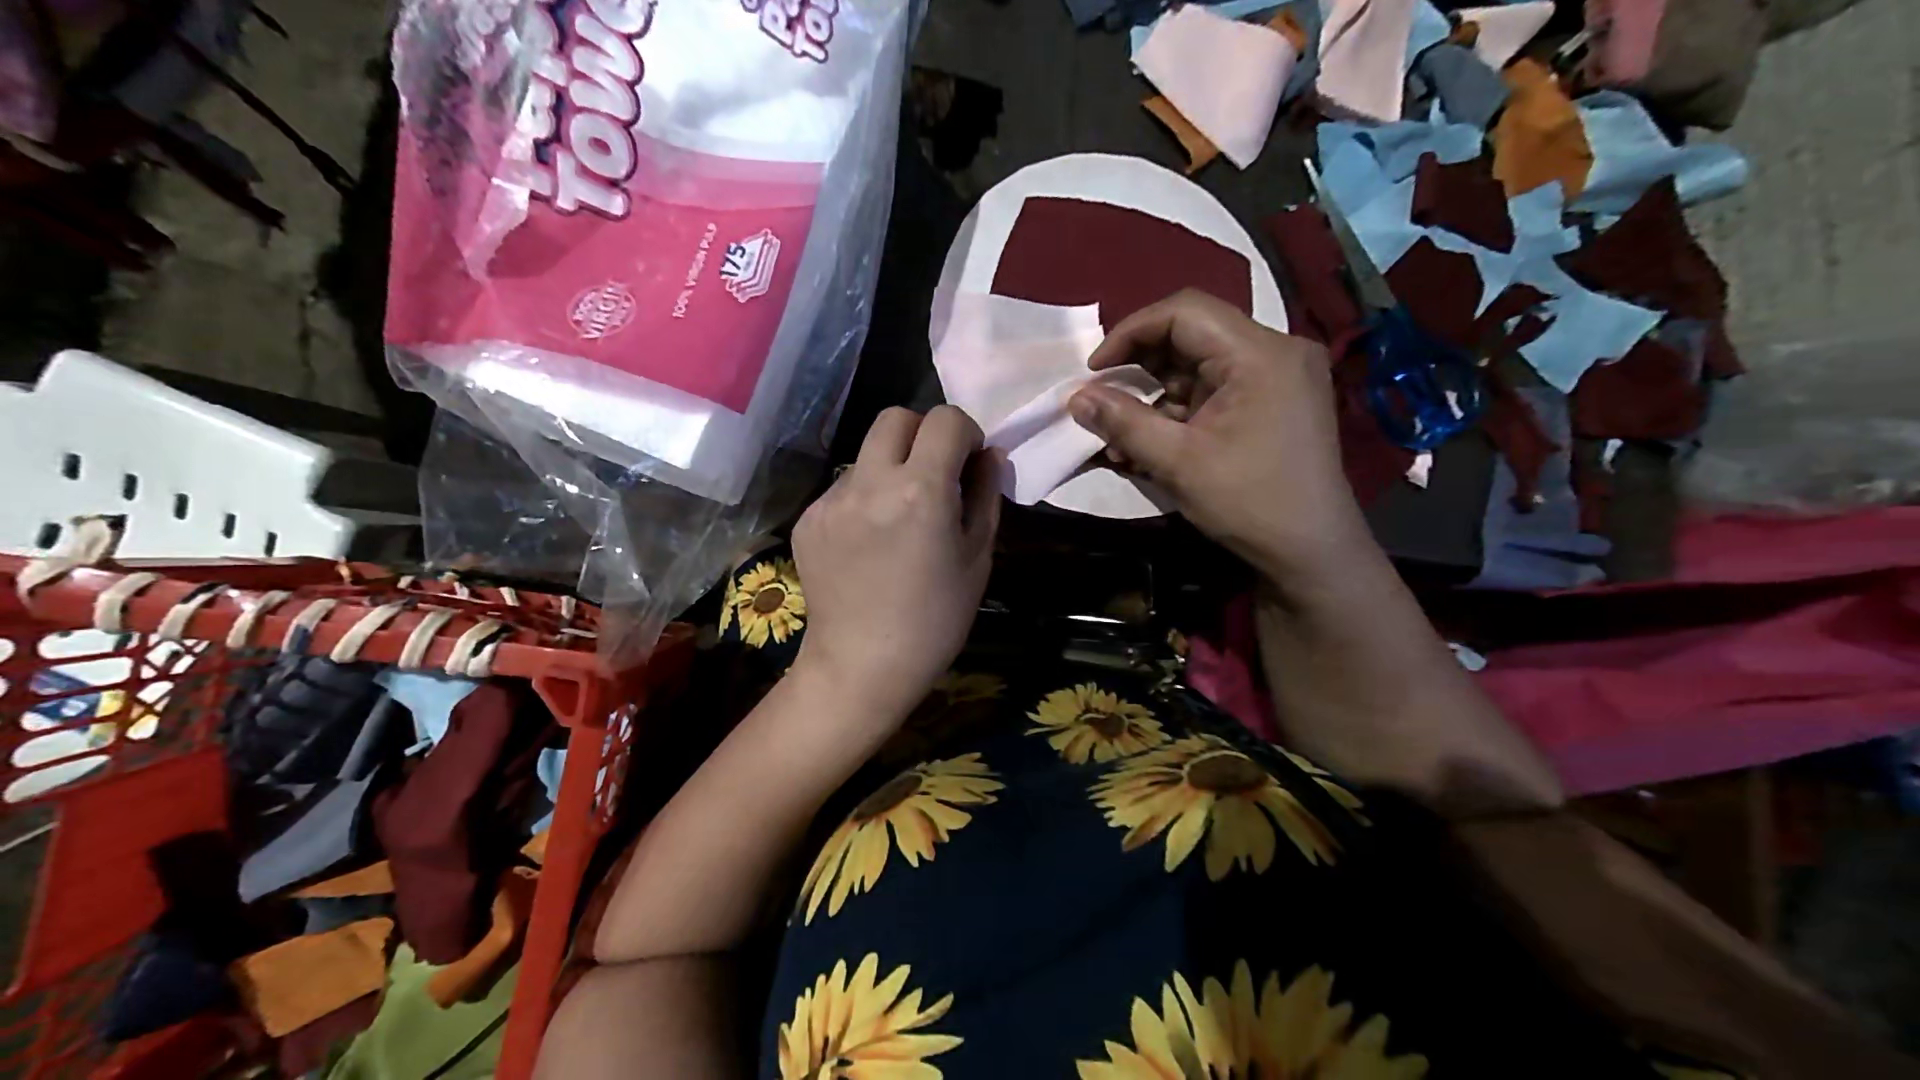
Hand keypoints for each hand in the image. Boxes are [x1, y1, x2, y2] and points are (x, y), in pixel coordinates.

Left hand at [790, 406, 1000, 730]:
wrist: (862, 666)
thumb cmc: (935, 619)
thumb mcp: (977, 557)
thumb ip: (985, 495)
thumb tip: (989, 456)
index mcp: (921, 490)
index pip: (945, 419)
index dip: (965, 433)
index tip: (968, 463)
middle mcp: (870, 482)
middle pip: (895, 417)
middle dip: (923, 433)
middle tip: (934, 474)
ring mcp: (831, 500)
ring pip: (866, 454)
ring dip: (890, 469)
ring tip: (898, 520)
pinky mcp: (807, 519)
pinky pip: (843, 489)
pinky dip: (864, 500)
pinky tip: (869, 544)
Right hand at [1068, 289, 1373, 583]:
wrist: (1311, 553)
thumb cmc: (1249, 503)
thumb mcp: (1177, 462)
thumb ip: (1123, 422)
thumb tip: (1074, 398)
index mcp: (1260, 354)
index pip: (1184, 311)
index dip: (1130, 332)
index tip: (1095, 370)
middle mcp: (1276, 351)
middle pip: (1192, 334)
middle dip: (1140, 367)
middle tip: (1103, 400)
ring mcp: (1278, 377)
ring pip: (1199, 365)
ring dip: (1154, 395)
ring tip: (1120, 435)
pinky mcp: (1274, 401)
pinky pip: (1215, 389)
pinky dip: (1179, 410)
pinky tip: (1150, 441)